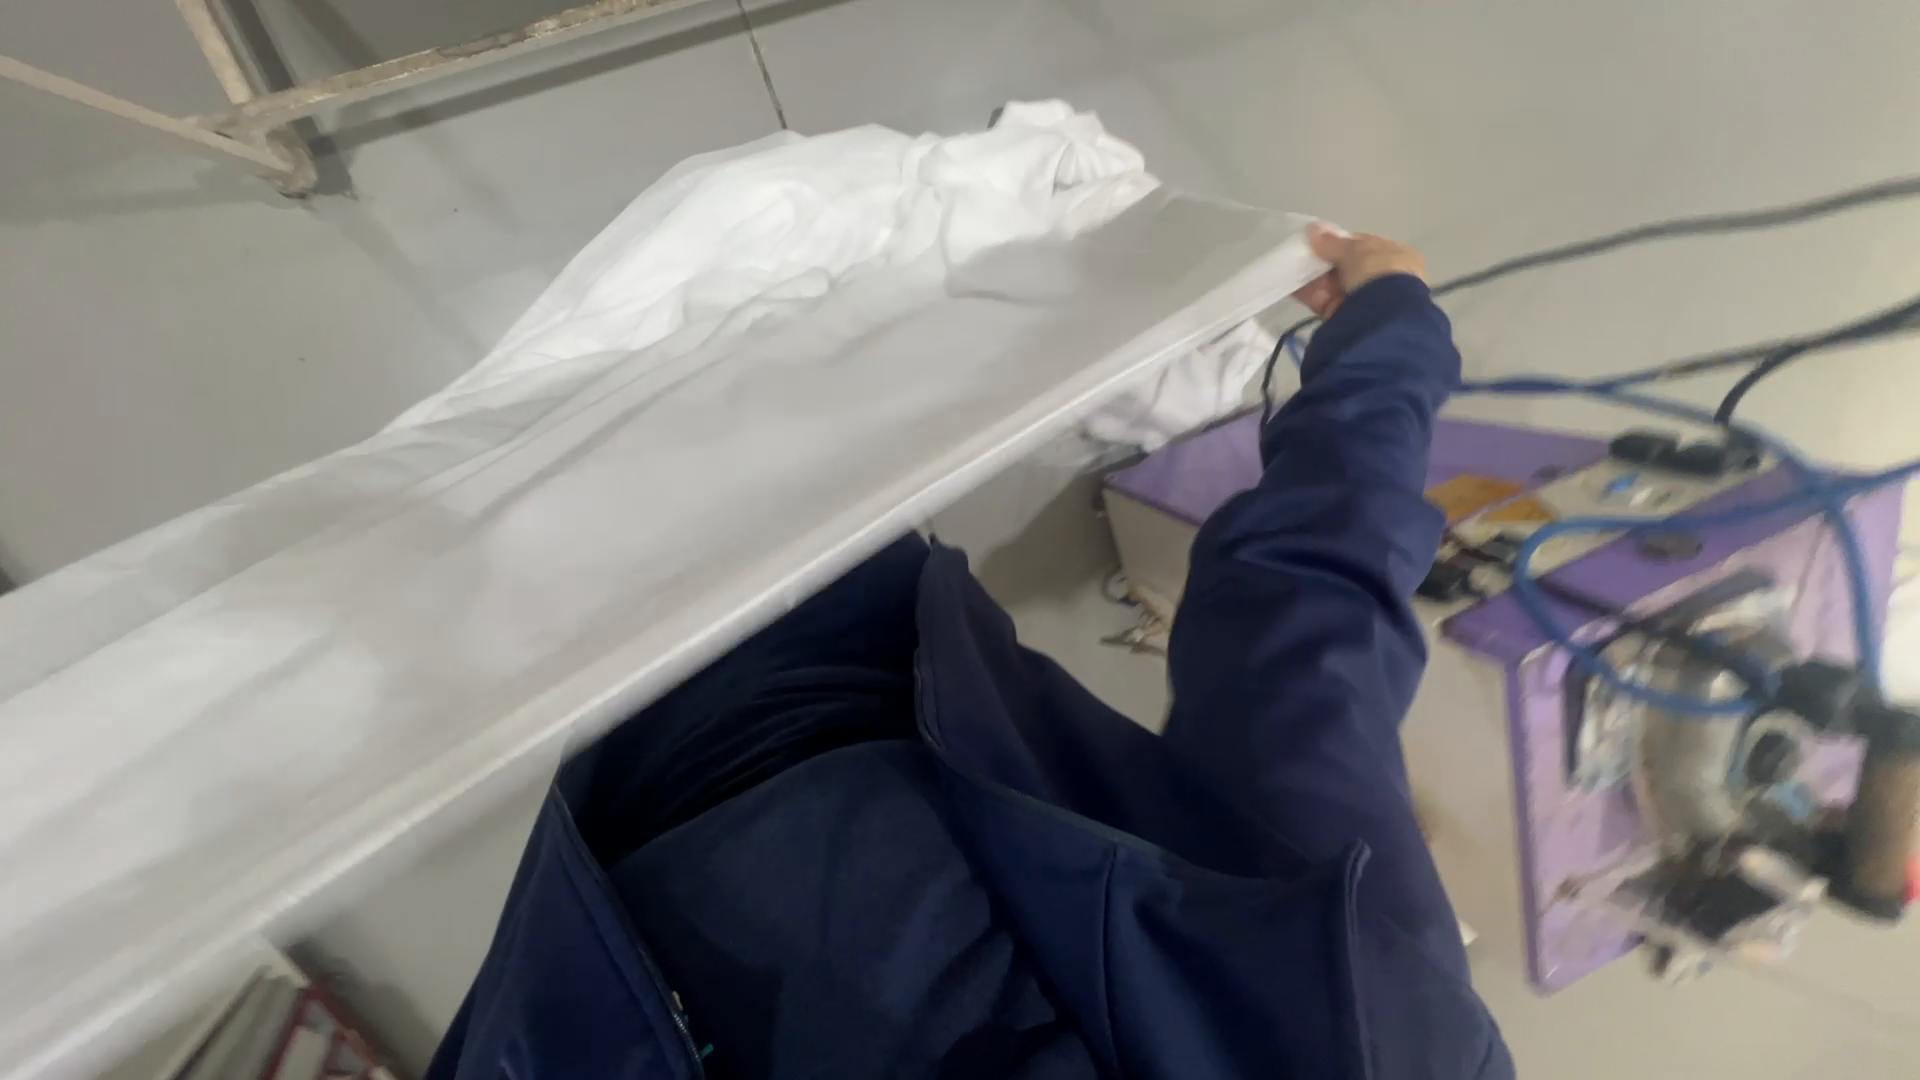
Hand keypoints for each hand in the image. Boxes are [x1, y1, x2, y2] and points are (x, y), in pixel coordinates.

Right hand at [1291, 224, 1426, 320]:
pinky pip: (1322, 300)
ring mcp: (1362, 298)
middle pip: (1344, 266)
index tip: (1320, 241)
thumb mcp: (1357, 250)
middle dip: (1323, 261)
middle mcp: (1380, 277)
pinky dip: (1306, 292)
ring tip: (1291, 267)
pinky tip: (1289, 284)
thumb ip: (1332, 242)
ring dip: (1312, 276)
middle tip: (1302, 254)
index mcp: (1395, 255)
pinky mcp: (1343, 316)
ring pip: (1331, 283)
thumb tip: (1313, 228)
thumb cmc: (1378, 272)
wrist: (1381, 314)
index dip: (1340, 242)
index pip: (1364, 245)